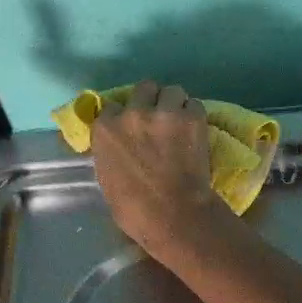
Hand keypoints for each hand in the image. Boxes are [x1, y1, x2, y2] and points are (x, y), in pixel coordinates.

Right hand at [91, 81, 218, 253]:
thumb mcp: (107, 178)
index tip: (131, 127)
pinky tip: (196, 130)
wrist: (173, 215)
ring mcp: (164, 112)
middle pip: (144, 88)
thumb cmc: (134, 209)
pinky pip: (194, 105)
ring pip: (172, 91)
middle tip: (159, 117)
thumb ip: (112, 153)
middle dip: (151, 99)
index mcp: (105, 129)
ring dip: (175, 104)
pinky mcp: (192, 117)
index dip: (124, 115)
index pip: (112, 106)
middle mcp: (132, 112)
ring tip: (180, 121)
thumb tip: (122, 148)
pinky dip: (195, 116)